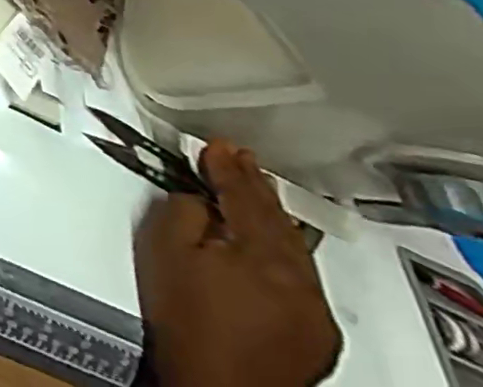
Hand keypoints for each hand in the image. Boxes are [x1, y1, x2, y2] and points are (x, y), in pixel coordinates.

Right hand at [134, 141, 341, 386]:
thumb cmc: (184, 324)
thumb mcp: (163, 253)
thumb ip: (181, 211)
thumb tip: (198, 198)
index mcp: (261, 255)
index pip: (243, 197)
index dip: (227, 167)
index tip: (216, 147)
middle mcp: (299, 279)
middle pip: (274, 217)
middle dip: (253, 184)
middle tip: (238, 157)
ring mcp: (315, 310)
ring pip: (293, 245)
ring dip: (270, 214)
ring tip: (254, 189)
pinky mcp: (319, 335)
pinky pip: (302, 275)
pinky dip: (284, 249)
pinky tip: (270, 239)